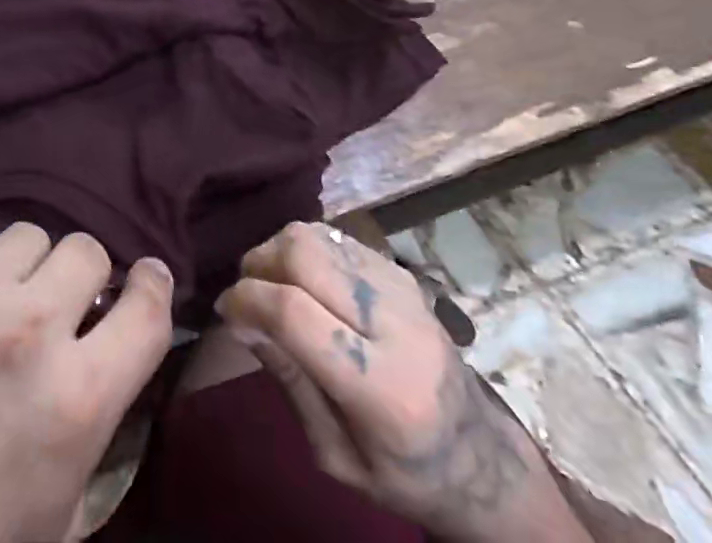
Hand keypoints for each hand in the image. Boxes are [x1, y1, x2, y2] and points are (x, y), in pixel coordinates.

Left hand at [0, 225, 174, 542]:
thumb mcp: (66, 491)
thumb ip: (101, 406)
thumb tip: (114, 334)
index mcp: (79, 395)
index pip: (146, 310)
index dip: (153, 284)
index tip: (147, 274)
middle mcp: (29, 329)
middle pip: (85, 251)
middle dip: (81, 275)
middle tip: (58, 300)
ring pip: (26, 234)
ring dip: (25, 265)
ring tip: (0, 298)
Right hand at [216, 223, 590, 542]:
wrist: (484, 464)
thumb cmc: (403, 475)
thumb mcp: (334, 455)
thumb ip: (289, 379)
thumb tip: (242, 321)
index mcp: (381, 390)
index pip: (294, 313)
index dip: (245, 300)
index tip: (227, 312)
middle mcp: (398, 329)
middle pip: (304, 255)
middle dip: (257, 264)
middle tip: (247, 292)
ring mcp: (406, 295)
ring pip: (318, 237)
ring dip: (278, 251)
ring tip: (272, 282)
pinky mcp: (406, 278)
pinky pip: (338, 239)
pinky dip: (307, 250)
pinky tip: (304, 281)